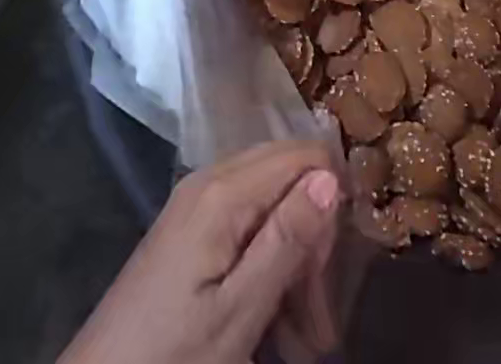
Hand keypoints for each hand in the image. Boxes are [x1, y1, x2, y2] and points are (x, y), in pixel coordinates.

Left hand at [60, 140, 343, 363]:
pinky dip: (270, 260)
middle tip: (319, 308)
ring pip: (274, 201)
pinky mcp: (190, 226)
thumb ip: (286, 239)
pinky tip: (275, 313)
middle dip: (315, 233)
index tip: (332, 264)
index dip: (331, 201)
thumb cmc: (168, 360)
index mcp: (223, 192)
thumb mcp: (237, 313)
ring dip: (296, 257)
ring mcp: (197, 201)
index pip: (307, 157)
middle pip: (292, 174)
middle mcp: (211, 179)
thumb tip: (332, 176)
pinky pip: (249, 220)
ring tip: (305, 330)